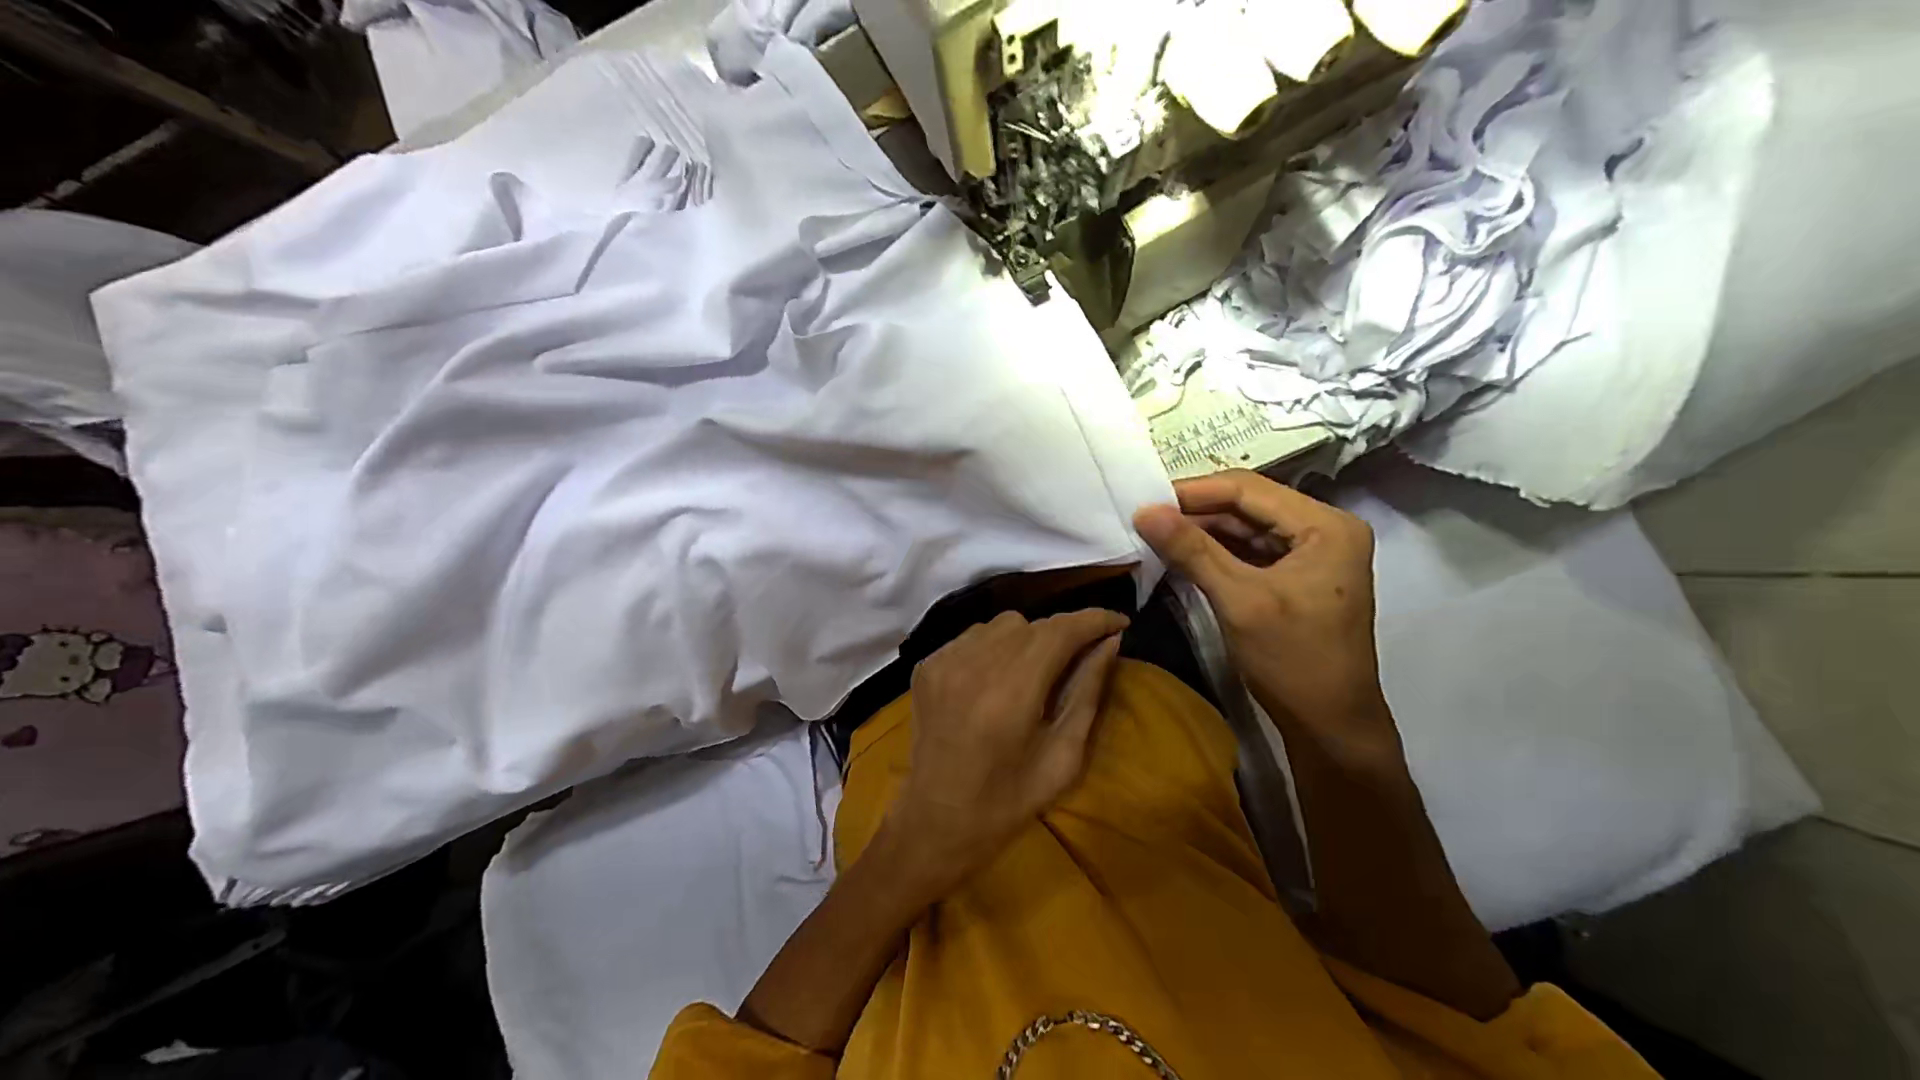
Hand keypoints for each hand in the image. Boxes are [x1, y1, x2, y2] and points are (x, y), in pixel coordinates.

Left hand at [881, 609, 1127, 897]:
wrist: (936, 822)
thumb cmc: (1008, 802)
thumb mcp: (1063, 757)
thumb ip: (1088, 692)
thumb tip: (1109, 644)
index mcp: (1011, 691)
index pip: (1060, 630)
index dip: (1094, 620)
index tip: (1120, 622)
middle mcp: (973, 665)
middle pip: (1031, 623)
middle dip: (1062, 633)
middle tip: (1080, 658)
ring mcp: (943, 661)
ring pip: (1000, 624)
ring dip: (1027, 639)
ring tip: (1035, 672)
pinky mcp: (926, 666)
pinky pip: (972, 637)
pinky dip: (994, 648)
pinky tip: (998, 679)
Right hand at [1134, 470, 1392, 758]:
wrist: (1330, 724)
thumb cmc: (1292, 660)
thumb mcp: (1238, 600)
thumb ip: (1191, 550)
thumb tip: (1144, 511)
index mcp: (1325, 526)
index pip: (1248, 489)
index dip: (1194, 491)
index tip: (1145, 498)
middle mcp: (1324, 528)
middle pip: (1248, 504)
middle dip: (1196, 510)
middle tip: (1145, 516)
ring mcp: (1313, 552)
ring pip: (1247, 527)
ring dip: (1202, 530)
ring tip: (1155, 532)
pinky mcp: (1298, 574)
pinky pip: (1251, 550)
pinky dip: (1216, 551)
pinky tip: (1181, 552)